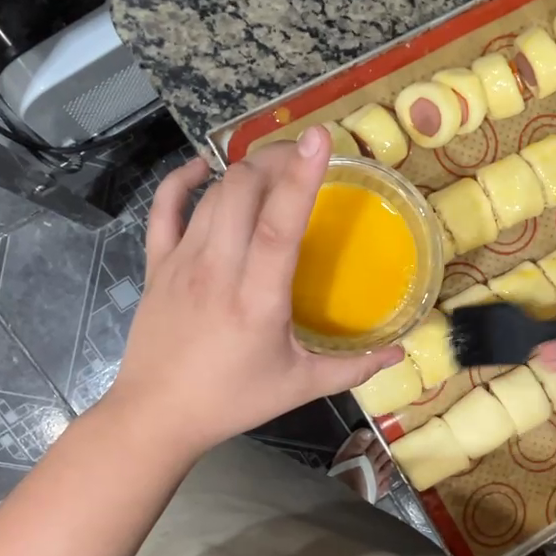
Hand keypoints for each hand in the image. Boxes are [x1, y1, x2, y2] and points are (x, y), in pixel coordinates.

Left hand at [102, 127, 399, 455]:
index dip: (300, 179)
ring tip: (272, 165)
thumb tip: (398, 353)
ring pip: (211, 195)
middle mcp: (217, 271)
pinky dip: (182, 181)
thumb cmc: (232, 401)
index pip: (278, 227)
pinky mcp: (158, 266)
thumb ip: (352, 369)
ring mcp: (181, 264)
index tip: (320, 139)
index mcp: (257, 300)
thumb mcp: (299, 387)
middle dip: (274, 160)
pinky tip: (201, 169)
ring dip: (244, 170)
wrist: (156, 416)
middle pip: (241, 192)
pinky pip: (164, 209)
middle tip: (303, 159)